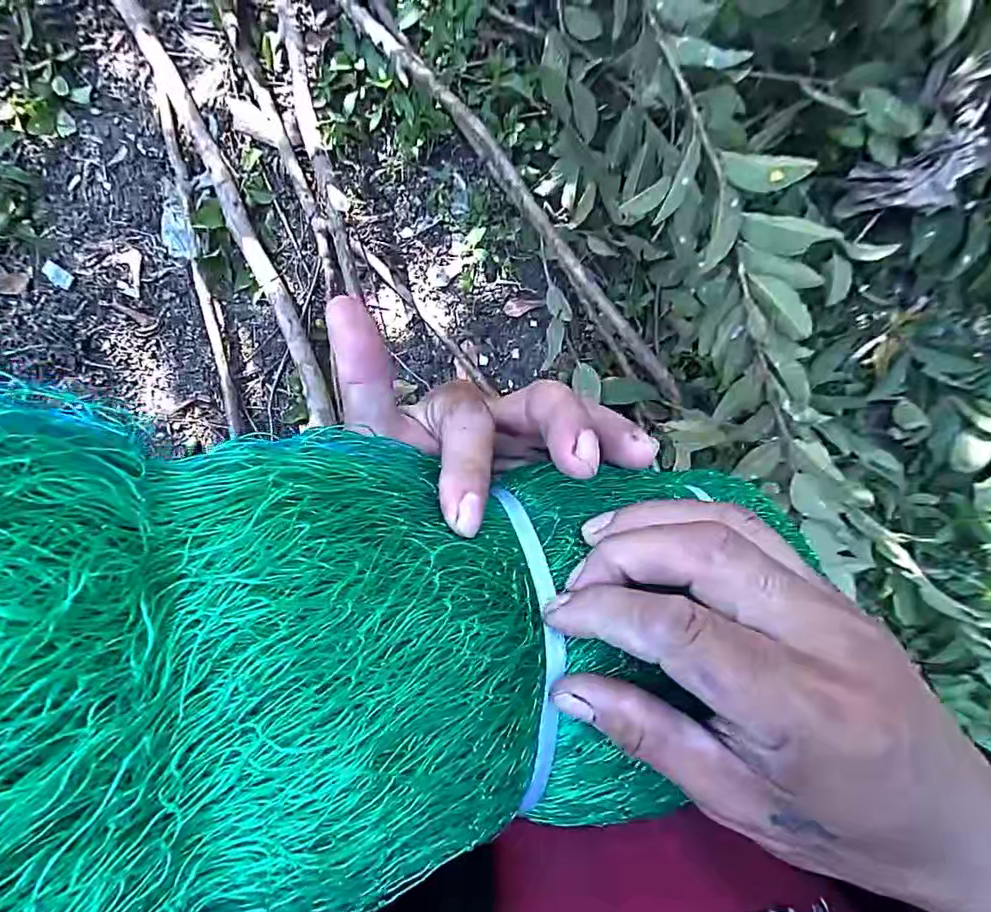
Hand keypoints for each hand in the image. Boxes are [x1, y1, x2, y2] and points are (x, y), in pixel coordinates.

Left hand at [327, 295, 657, 535]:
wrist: (411, 530)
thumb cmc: (389, 480)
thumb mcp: (369, 437)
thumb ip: (363, 377)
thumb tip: (343, 301)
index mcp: (451, 415)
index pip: (467, 418)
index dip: (468, 463)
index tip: (464, 519)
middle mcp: (497, 423)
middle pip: (540, 402)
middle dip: (561, 428)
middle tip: (578, 467)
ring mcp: (530, 449)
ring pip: (576, 424)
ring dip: (606, 432)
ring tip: (639, 454)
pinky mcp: (554, 478)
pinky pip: (596, 460)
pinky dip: (621, 460)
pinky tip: (647, 472)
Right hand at [540, 499, 990, 911]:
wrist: (959, 820)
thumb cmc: (841, 828)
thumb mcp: (734, 802)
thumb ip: (649, 736)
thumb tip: (568, 688)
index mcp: (795, 707)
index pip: (681, 627)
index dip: (606, 610)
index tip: (557, 617)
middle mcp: (820, 634)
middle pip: (706, 552)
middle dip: (621, 554)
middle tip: (572, 584)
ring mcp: (834, 601)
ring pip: (730, 524)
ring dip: (652, 521)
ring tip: (594, 539)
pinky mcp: (833, 588)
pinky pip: (755, 530)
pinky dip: (690, 519)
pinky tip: (652, 533)